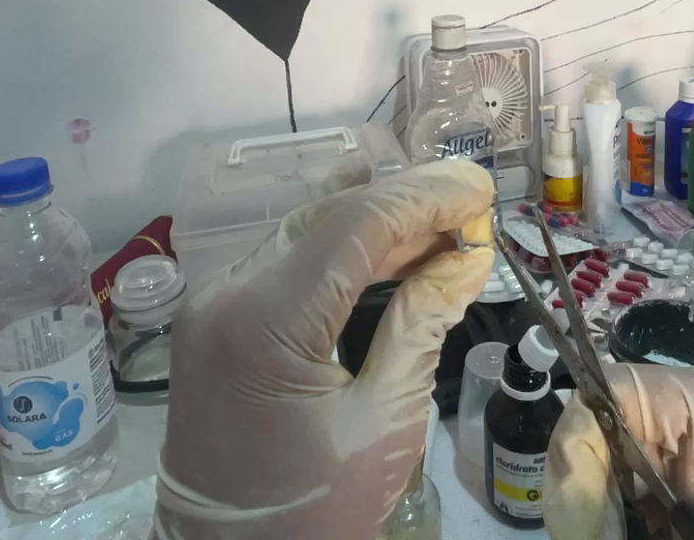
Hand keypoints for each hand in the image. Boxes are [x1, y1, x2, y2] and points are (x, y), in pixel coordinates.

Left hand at [153, 159, 495, 538]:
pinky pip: (290, 259)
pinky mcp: (219, 313)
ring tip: (445, 220)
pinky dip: (345, 249)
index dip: (425, 197)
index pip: (355, 225)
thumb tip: (468, 253)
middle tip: (471, 203)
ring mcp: (214, 300)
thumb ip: (423, 323)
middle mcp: (226, 291)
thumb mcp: (383, 425)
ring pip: (309, 230)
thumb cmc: (310, 517)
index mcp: (262, 320)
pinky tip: (391, 242)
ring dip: (379, 222)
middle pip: (330, 217)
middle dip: (407, 202)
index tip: (479, 188)